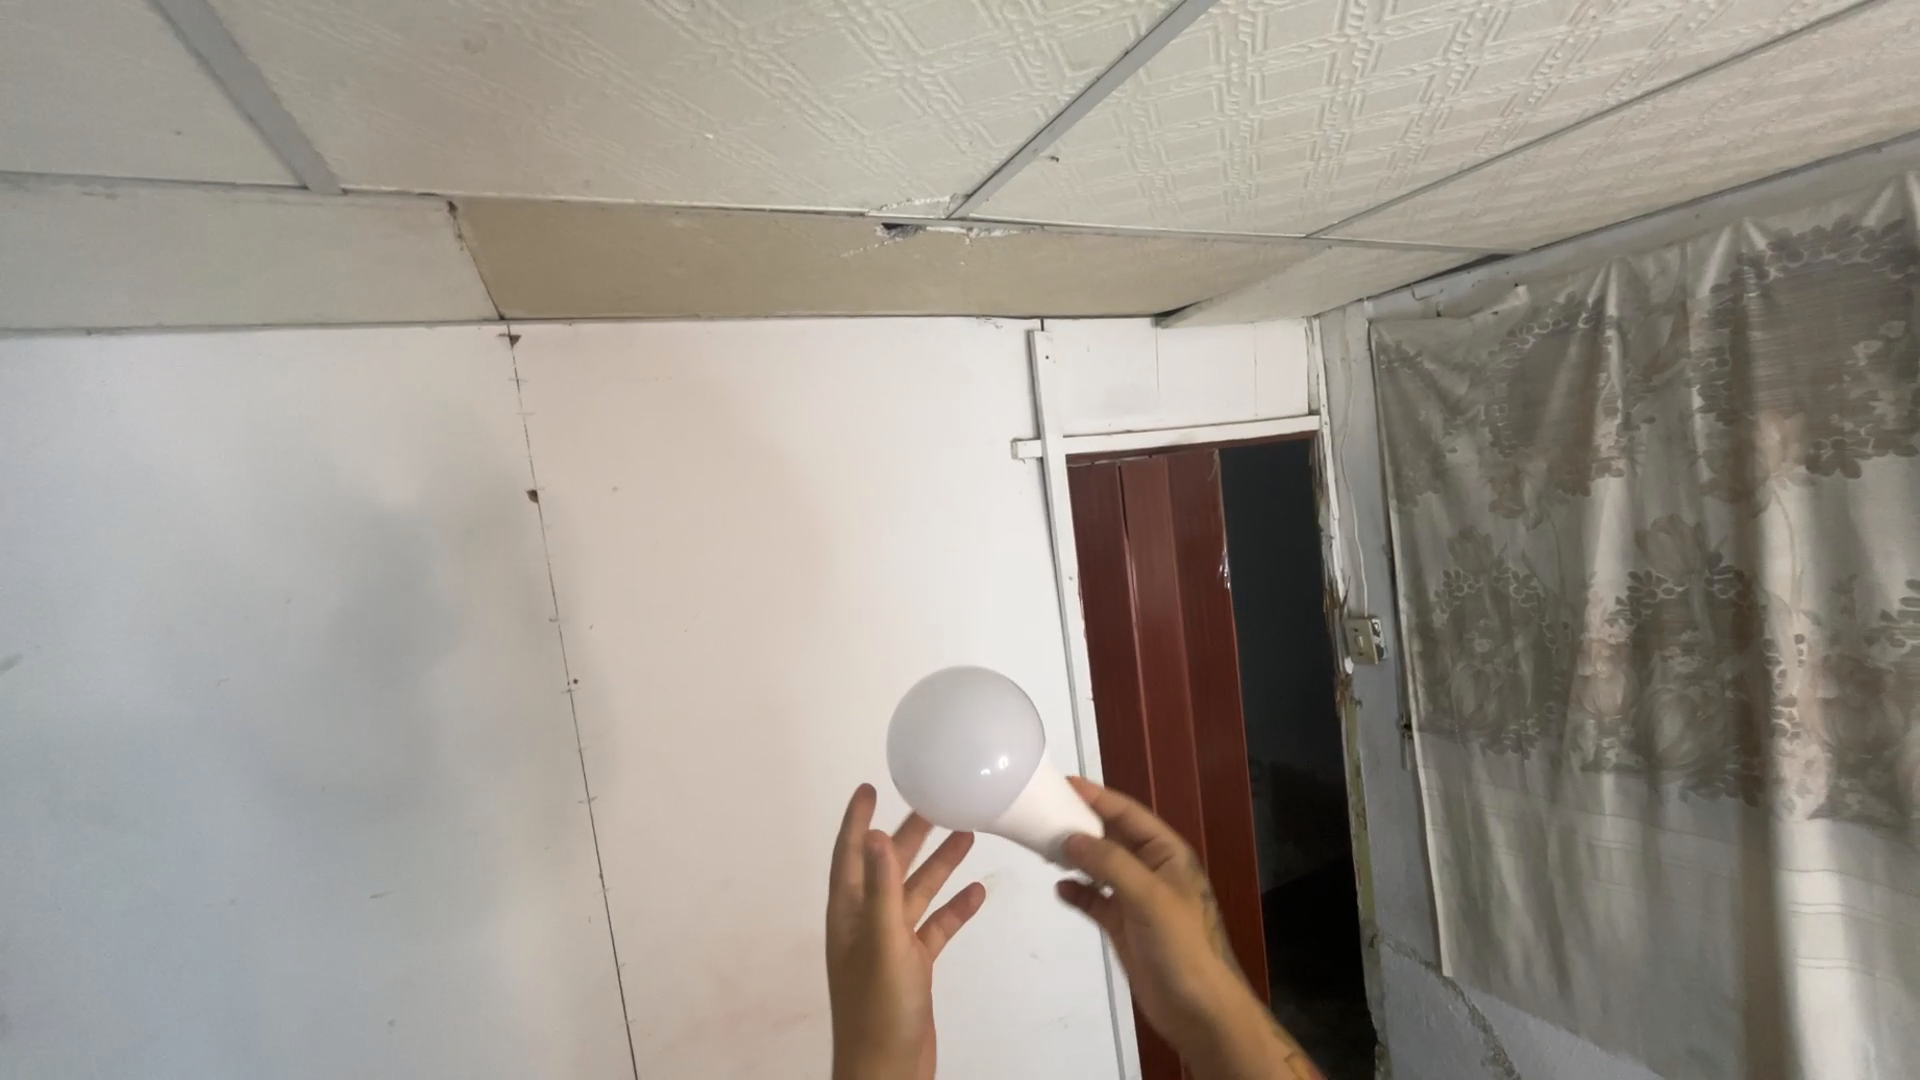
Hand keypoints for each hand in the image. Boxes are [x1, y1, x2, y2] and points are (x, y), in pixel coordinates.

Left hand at [826, 784, 985, 1079]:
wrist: (888, 1072)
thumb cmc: (877, 1006)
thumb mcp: (881, 941)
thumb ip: (881, 887)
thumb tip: (874, 833)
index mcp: (851, 910)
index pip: (851, 853)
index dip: (857, 819)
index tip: (869, 788)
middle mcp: (869, 920)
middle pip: (889, 865)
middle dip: (910, 833)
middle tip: (934, 802)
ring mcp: (892, 942)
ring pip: (917, 891)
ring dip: (939, 865)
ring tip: (966, 834)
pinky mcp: (913, 963)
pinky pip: (936, 926)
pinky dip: (955, 909)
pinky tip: (977, 892)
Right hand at [1056, 777, 1321, 1079]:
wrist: (1200, 1012)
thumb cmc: (1183, 945)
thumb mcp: (1149, 896)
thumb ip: (1110, 863)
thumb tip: (1071, 838)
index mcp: (1166, 853)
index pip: (1128, 813)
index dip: (1098, 796)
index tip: (1064, 784)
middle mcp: (1150, 868)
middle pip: (1111, 836)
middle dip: (1081, 823)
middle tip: (1045, 812)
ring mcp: (1136, 898)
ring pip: (1100, 866)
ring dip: (1076, 856)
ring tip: (1045, 846)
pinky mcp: (1123, 925)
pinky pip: (1095, 899)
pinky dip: (1077, 891)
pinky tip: (1060, 888)